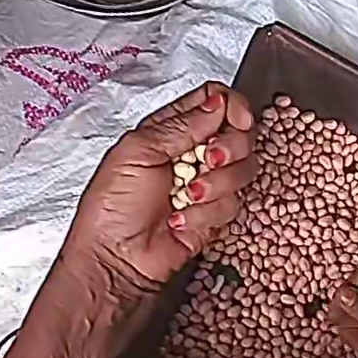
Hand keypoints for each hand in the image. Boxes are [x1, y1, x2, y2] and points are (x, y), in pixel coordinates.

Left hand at [62, 82, 257, 297]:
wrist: (118, 256)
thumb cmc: (114, 205)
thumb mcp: (138, 151)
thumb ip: (181, 125)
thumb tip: (219, 103)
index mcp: (171, 129)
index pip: (214, 101)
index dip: (232, 106)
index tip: (237, 118)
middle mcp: (195, 153)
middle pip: (240, 134)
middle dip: (230, 148)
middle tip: (208, 160)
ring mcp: (210, 184)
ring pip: (244, 170)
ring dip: (217, 184)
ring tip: (186, 197)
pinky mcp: (218, 214)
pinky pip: (234, 204)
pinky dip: (207, 213)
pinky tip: (182, 220)